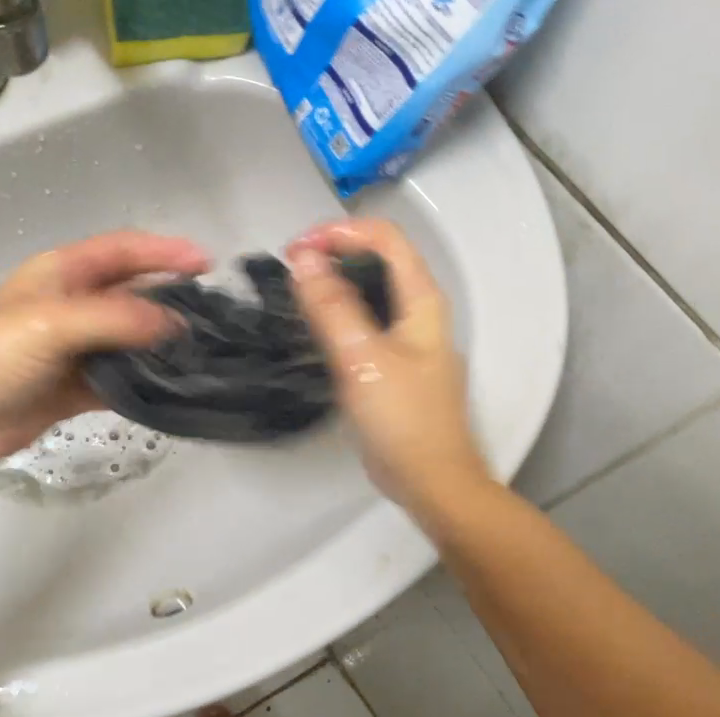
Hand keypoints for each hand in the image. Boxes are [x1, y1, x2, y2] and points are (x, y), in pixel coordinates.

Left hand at [0, 230, 210, 463]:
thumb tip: (173, 324)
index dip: (163, 252)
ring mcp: (72, 348)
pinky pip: (116, 378)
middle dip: (167, 300)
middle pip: (129, 294)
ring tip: (197, 352)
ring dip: (157, 344)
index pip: (121, 251)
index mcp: (59, 273)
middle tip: (209, 315)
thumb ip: (116, 319)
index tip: (205, 264)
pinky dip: (140, 381)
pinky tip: (166, 386)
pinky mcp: (74, 387)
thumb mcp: (55, 324)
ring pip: (127, 339)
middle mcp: (69, 305)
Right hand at [287, 219, 490, 510]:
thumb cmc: (402, 419)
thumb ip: (332, 308)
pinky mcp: (393, 369)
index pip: (385, 239)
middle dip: (333, 254)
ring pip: (370, 295)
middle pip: (378, 262)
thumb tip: (302, 259)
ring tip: (293, 295)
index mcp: (422, 301)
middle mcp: (420, 314)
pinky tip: (313, 334)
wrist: (430, 480)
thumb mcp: (362, 359)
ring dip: (333, 286)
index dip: (340, 233)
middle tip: (289, 270)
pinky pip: (364, 327)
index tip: (295, 250)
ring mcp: (408, 342)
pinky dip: (337, 318)